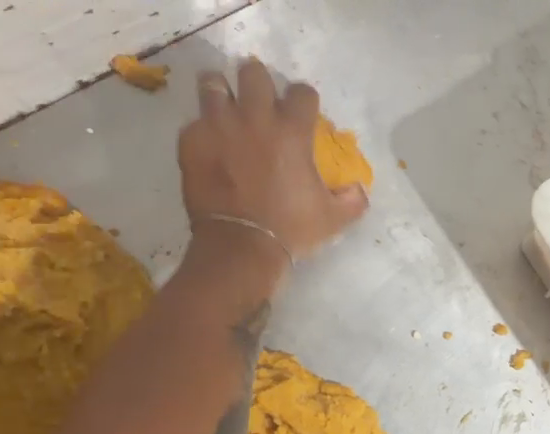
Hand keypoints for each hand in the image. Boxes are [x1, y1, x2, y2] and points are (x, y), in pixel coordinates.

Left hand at [178, 58, 368, 271]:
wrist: (242, 245)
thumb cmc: (292, 229)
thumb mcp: (334, 219)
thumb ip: (352, 200)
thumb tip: (358, 189)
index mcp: (292, 131)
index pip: (301, 92)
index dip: (304, 100)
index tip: (303, 114)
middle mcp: (254, 116)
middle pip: (253, 72)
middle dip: (258, 83)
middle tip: (260, 102)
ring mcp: (218, 124)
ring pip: (214, 84)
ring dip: (223, 94)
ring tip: (228, 112)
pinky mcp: (191, 139)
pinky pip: (195, 121)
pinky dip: (204, 130)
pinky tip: (211, 146)